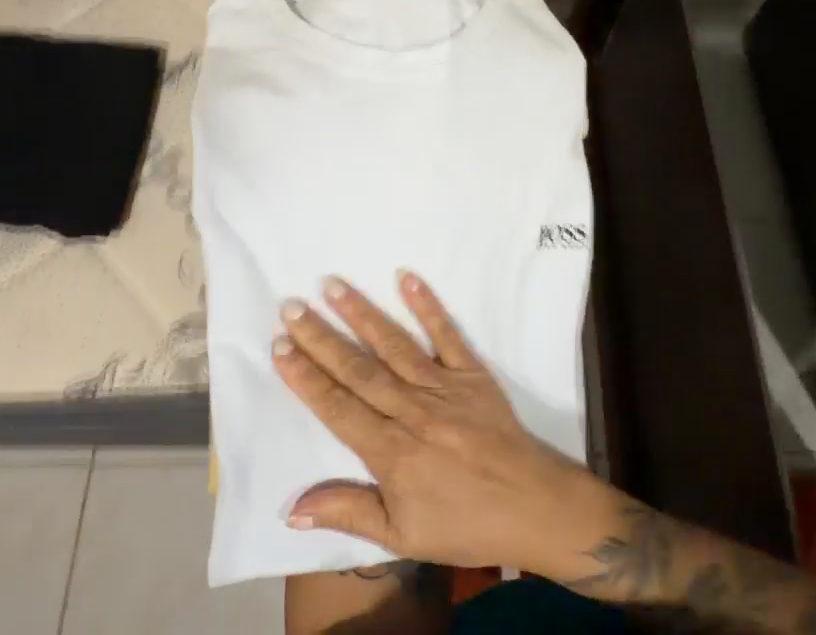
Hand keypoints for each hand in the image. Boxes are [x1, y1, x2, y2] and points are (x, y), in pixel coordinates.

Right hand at [272, 271, 613, 575]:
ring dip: (362, 314)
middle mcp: (413, 412)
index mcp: (391, 453)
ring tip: (333, 285)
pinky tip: (406, 278)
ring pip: (395, 346)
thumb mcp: (403, 537)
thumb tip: (291, 508)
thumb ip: (349, 512)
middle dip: (321, 337)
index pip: (338, 407)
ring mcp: (444, 388)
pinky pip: (448, 335)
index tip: (279, 346)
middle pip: (359, 370)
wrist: (536, 509)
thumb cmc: (465, 525)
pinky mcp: (473, 375)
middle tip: (291, 305)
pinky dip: (428, 306)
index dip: (306, 377)